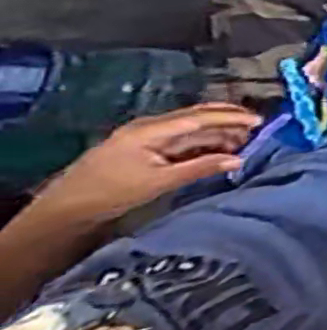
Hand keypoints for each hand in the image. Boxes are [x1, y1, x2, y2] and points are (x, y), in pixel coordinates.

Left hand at [37, 103, 261, 223]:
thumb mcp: (158, 182)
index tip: (262, 122)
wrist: (61, 213)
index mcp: (150, 130)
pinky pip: (182, 137)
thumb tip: (240, 159)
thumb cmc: (109, 194)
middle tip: (258, 129)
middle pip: (199, 116)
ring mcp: (145, 136)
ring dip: (219, 132)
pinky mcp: (145, 147)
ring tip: (243, 141)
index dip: (233, 118)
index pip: (201, 117)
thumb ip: (201, 167)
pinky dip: (204, 140)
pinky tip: (219, 148)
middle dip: (230, 120)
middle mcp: (150, 126)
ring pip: (193, 126)